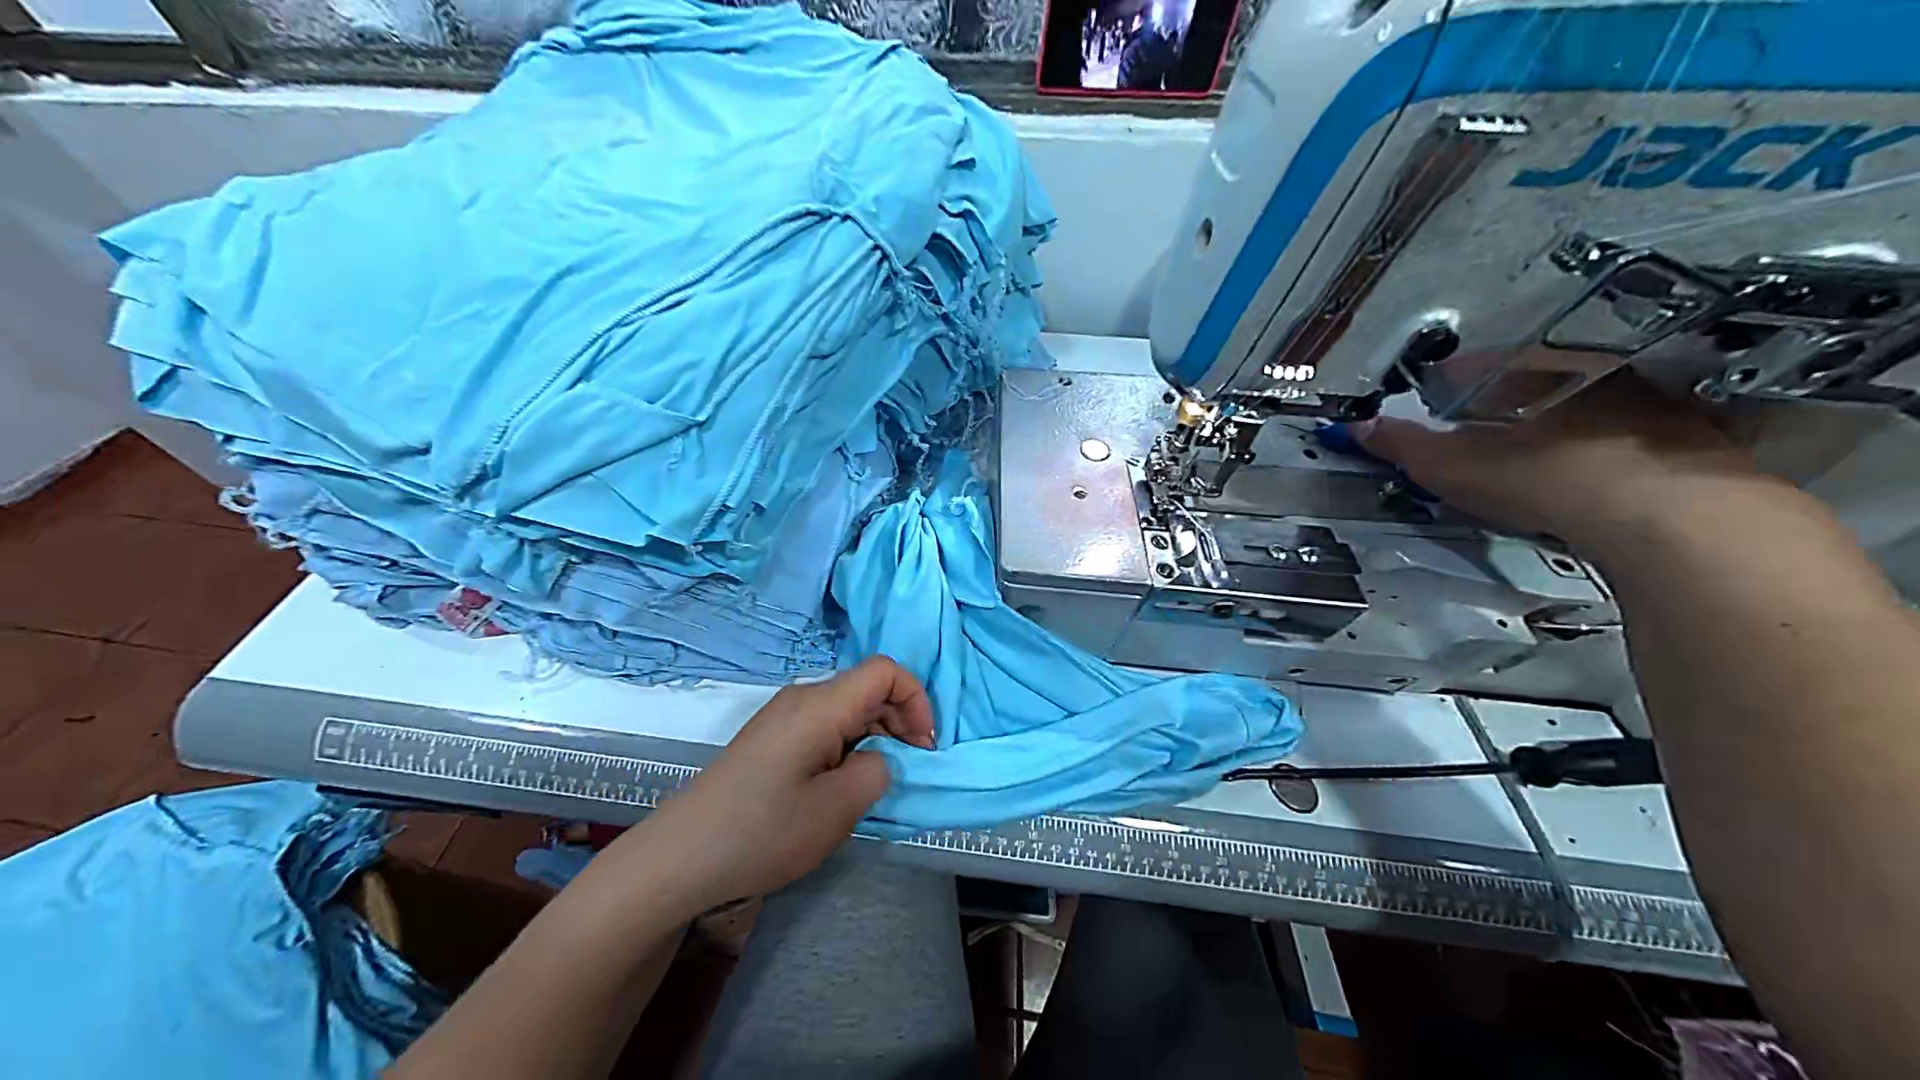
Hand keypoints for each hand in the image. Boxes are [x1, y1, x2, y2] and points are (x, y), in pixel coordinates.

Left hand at [596, 655, 935, 919]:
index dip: (916, 700)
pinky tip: (841, 786)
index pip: (885, 671)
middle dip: (900, 721)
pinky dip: (848, 746)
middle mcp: (802, 698)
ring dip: (874, 737)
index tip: (924, 748)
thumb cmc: (763, 831)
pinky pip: (824, 727)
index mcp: (820, 704)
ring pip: (847, 709)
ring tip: (875, 783)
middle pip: (867, 688)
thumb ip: (877, 772)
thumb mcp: (837, 808)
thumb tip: (876, 758)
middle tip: (908, 770)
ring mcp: (782, 717)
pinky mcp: (771, 739)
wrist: (681, 856)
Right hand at [1355, 370, 1762, 548]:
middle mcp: (1583, 368)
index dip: (1439, 387)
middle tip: (1471, 430)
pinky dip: (1591, 442)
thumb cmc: (1541, 475)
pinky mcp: (1680, 432)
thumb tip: (1357, 427)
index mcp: (1525, 367)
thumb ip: (1400, 443)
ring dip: (1544, 419)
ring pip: (1572, 401)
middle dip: (1492, 400)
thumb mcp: (1449, 465)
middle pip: (1522, 379)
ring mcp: (1638, 397)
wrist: (1662, 512)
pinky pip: (1616, 428)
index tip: (1426, 405)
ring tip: (1522, 452)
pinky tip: (1578, 471)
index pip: (1466, 366)